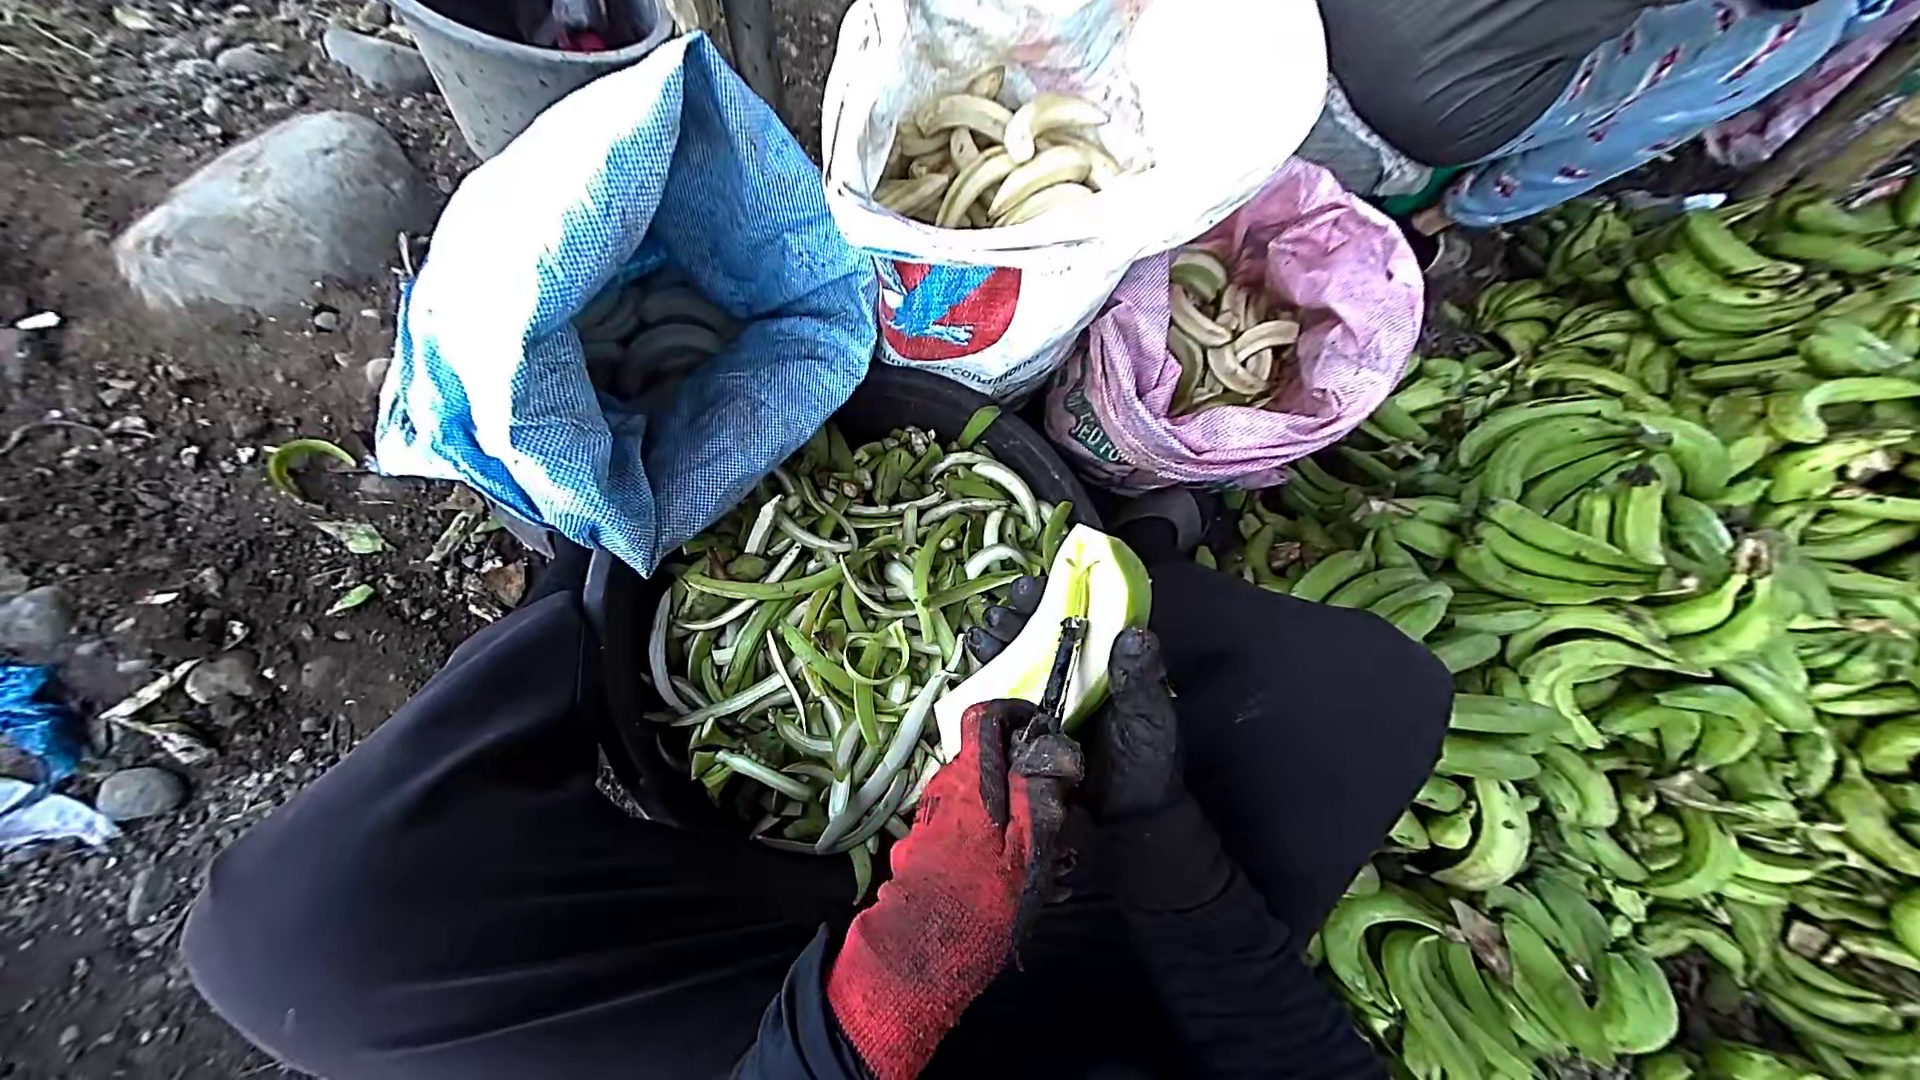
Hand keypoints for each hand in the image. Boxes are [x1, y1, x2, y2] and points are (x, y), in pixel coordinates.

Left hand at [826, 698, 1081, 1079]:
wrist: (920, 952)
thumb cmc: (981, 896)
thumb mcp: (1026, 845)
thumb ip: (1038, 791)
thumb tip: (1051, 746)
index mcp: (970, 777)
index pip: (983, 717)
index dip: (1012, 714)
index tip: (1038, 731)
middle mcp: (943, 784)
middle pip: (984, 760)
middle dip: (1015, 776)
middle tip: (1046, 810)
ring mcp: (928, 812)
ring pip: (973, 793)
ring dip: (1000, 810)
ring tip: (1028, 853)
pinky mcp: (920, 839)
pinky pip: (958, 820)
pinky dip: (981, 831)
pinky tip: (998, 871)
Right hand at [968, 580, 1180, 818]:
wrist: (1124, 824)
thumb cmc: (1145, 767)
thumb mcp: (1148, 719)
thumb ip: (1140, 678)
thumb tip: (1136, 633)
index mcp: (1104, 664)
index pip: (1077, 619)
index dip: (1054, 599)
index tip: (1034, 588)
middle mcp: (1071, 674)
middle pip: (1039, 633)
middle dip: (1017, 616)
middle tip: (1002, 607)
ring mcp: (1044, 698)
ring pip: (1016, 658)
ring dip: (997, 640)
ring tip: (983, 630)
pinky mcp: (1024, 724)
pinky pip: (1001, 692)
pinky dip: (986, 673)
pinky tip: (976, 659)